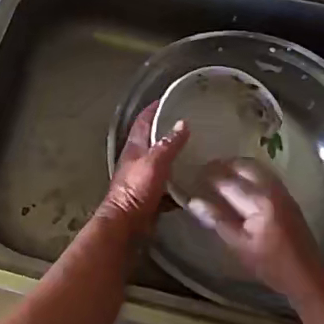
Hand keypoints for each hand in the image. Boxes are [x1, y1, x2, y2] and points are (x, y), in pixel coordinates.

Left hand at [100, 101, 187, 231]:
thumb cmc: (136, 188)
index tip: (171, 99)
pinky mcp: (150, 194)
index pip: (144, 120)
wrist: (126, 224)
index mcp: (135, 146)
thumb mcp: (155, 162)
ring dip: (175, 155)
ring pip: (161, 161)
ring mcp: (143, 177)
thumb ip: (169, 143)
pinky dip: (179, 181)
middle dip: (168, 130)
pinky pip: (168, 184)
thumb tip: (182, 122)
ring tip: (197, 149)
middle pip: (153, 139)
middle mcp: (138, 159)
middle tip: (190, 123)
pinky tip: (194, 181)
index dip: (154, 108)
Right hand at [186, 159, 323, 301]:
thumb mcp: (240, 246)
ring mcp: (281, 189)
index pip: (227, 181)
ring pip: (255, 166)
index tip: (191, 176)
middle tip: (203, 172)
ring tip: (217, 175)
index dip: (208, 176)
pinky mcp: (286, 194)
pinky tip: (238, 182)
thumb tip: (193, 201)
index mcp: (259, 202)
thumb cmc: (271, 265)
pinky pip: (264, 173)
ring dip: (235, 166)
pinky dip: (248, 171)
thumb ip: (218, 220)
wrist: (307, 273)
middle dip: (222, 165)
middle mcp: (271, 188)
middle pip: (243, 165)